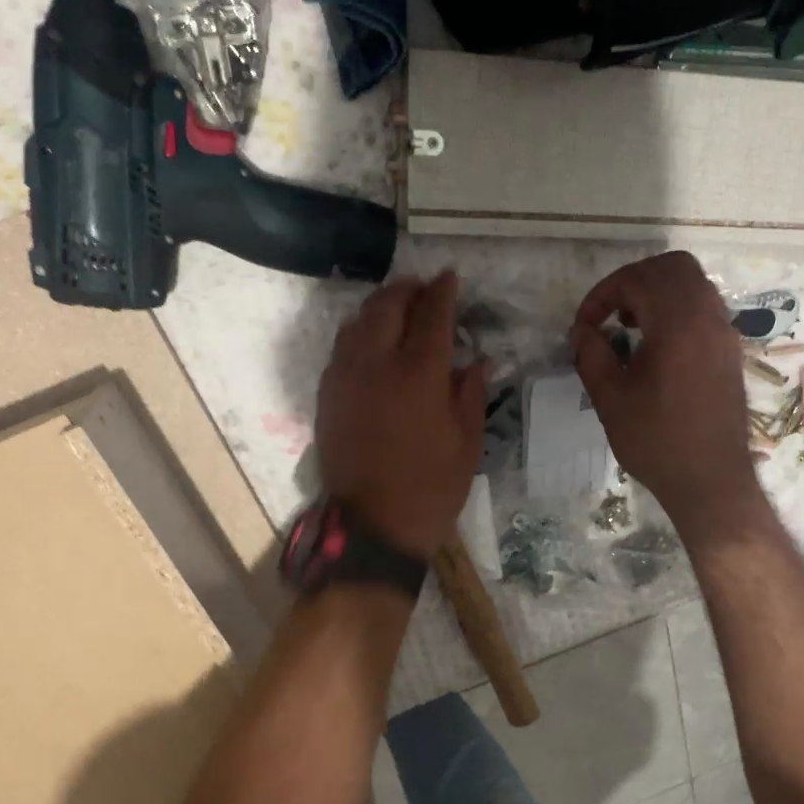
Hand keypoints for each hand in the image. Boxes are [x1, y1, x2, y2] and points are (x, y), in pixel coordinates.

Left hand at [316, 272, 486, 559]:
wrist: (373, 526)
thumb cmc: (431, 488)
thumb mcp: (467, 443)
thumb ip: (470, 392)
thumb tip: (475, 359)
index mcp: (419, 373)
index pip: (432, 314)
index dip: (443, 291)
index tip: (451, 277)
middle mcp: (377, 363)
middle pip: (387, 305)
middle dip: (407, 289)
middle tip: (423, 289)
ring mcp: (345, 377)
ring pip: (357, 321)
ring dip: (379, 307)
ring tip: (397, 309)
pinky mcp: (328, 395)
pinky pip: (341, 348)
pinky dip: (359, 333)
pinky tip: (372, 343)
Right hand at [571, 252, 761, 531]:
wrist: (710, 480)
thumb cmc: (656, 441)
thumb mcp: (610, 399)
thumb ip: (592, 355)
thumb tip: (582, 332)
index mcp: (678, 323)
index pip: (637, 279)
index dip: (602, 294)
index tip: (585, 325)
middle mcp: (708, 317)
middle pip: (672, 267)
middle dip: (633, 281)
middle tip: (609, 314)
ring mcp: (724, 333)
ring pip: (693, 284)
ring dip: (657, 293)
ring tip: (630, 327)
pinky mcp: (730, 351)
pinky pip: (704, 308)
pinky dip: (677, 310)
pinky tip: (656, 347)